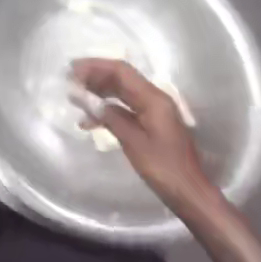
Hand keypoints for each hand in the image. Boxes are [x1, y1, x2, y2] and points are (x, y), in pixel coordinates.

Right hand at [71, 58, 217, 210]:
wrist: (190, 194)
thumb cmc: (164, 168)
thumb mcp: (133, 142)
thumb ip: (109, 116)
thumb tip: (85, 98)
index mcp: (153, 99)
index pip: (121, 71)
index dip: (95, 67)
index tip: (73, 69)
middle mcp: (154, 99)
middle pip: (121, 78)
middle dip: (95, 76)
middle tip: (70, 80)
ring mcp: (153, 111)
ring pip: (121, 93)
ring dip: (99, 92)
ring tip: (76, 97)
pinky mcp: (151, 124)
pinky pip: (125, 108)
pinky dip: (107, 110)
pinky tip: (89, 121)